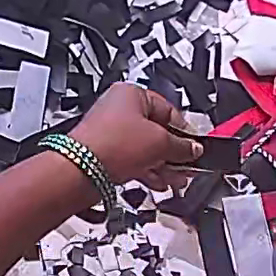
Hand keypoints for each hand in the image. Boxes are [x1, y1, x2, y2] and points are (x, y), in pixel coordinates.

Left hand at [70, 84, 202, 189]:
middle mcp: (117, 109)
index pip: (168, 109)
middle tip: (186, 165)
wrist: (80, 171)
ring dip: (162, 164)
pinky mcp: (103, 154)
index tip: (195, 146)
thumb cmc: (109, 145)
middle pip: (156, 130)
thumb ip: (182, 146)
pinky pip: (131, 160)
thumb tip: (193, 150)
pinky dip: (147, 170)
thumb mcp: (160, 142)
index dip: (185, 130)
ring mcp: (109, 132)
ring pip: (144, 148)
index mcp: (131, 94)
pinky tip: (158, 181)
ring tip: (176, 178)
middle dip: (174, 152)